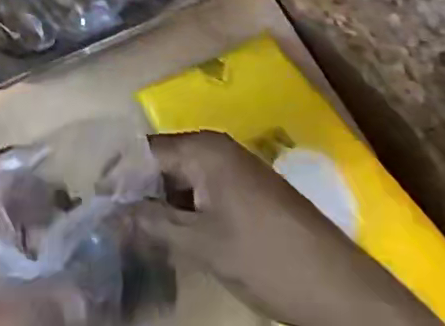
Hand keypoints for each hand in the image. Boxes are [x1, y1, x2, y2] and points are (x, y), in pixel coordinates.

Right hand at [125, 132, 442, 325]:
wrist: (349, 297)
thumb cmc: (268, 260)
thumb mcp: (202, 244)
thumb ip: (151, 222)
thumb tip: (108, 211)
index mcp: (203, 148)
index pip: (143, 152)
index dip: (117, 176)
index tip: (95, 200)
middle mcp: (219, 147)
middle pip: (162, 161)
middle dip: (138, 188)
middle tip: (114, 216)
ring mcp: (239, 168)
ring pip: (183, 178)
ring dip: (162, 201)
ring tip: (139, 227)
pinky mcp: (253, 192)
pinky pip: (205, 190)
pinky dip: (187, 208)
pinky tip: (177, 232)